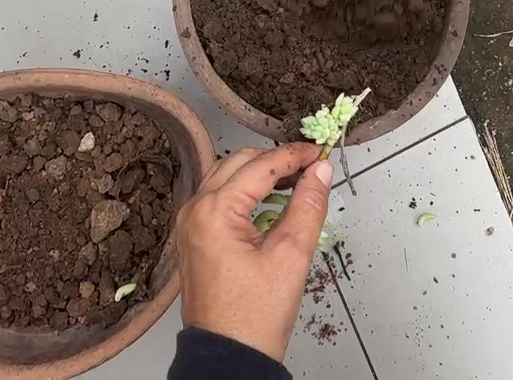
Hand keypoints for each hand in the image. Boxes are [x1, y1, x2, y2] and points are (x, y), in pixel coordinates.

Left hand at [176, 143, 332, 360]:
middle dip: (277, 160)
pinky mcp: (195, 235)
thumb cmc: (254, 318)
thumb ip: (308, 206)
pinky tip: (270, 198)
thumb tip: (320, 171)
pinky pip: (220, 195)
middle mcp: (196, 209)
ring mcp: (191, 222)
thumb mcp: (291, 257)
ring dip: (260, 171)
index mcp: (215, 211)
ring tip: (294, 179)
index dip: (294, 156)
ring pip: (228, 175)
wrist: (228, 361)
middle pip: (240, 162)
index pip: (261, 166)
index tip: (319, 153)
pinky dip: (245, 189)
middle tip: (310, 166)